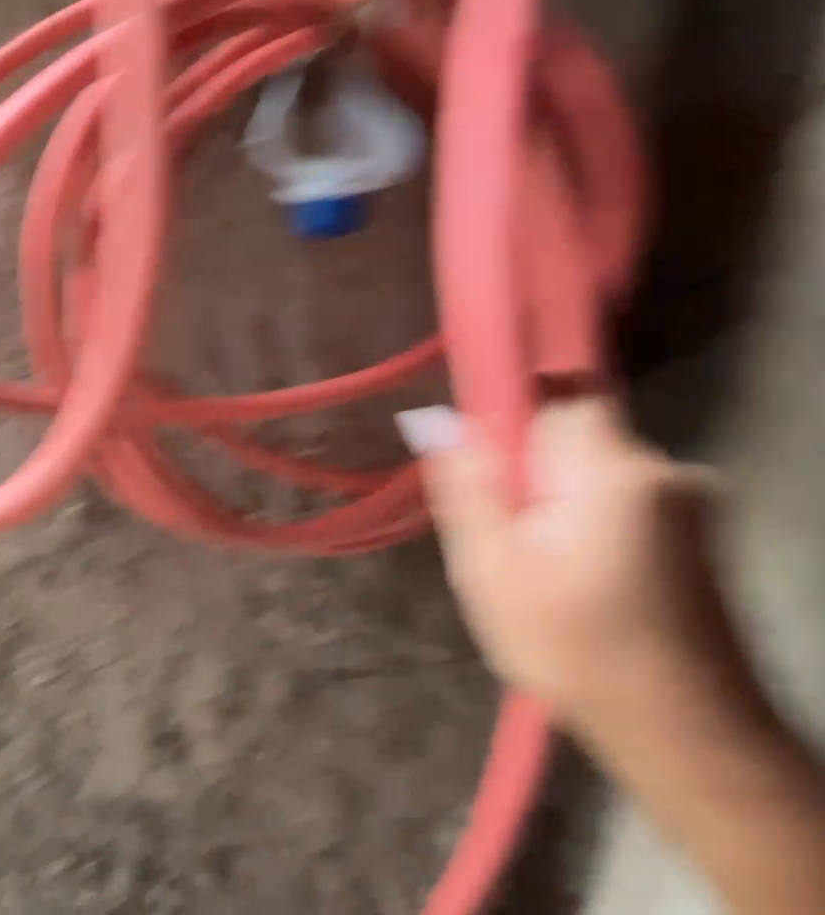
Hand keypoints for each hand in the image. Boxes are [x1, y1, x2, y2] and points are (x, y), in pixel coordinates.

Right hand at [421, 396, 737, 726]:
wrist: (686, 734)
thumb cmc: (572, 646)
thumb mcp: (489, 567)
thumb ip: (467, 486)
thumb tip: (437, 421)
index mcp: (615, 473)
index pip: (558, 399)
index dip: (510, 420)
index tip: (479, 467)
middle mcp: (665, 474)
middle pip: (570, 438)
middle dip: (524, 472)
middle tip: (496, 537)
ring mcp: (689, 507)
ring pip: (589, 474)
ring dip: (550, 504)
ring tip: (530, 570)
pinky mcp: (696, 538)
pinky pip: (617, 503)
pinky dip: (582, 526)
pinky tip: (570, 583)